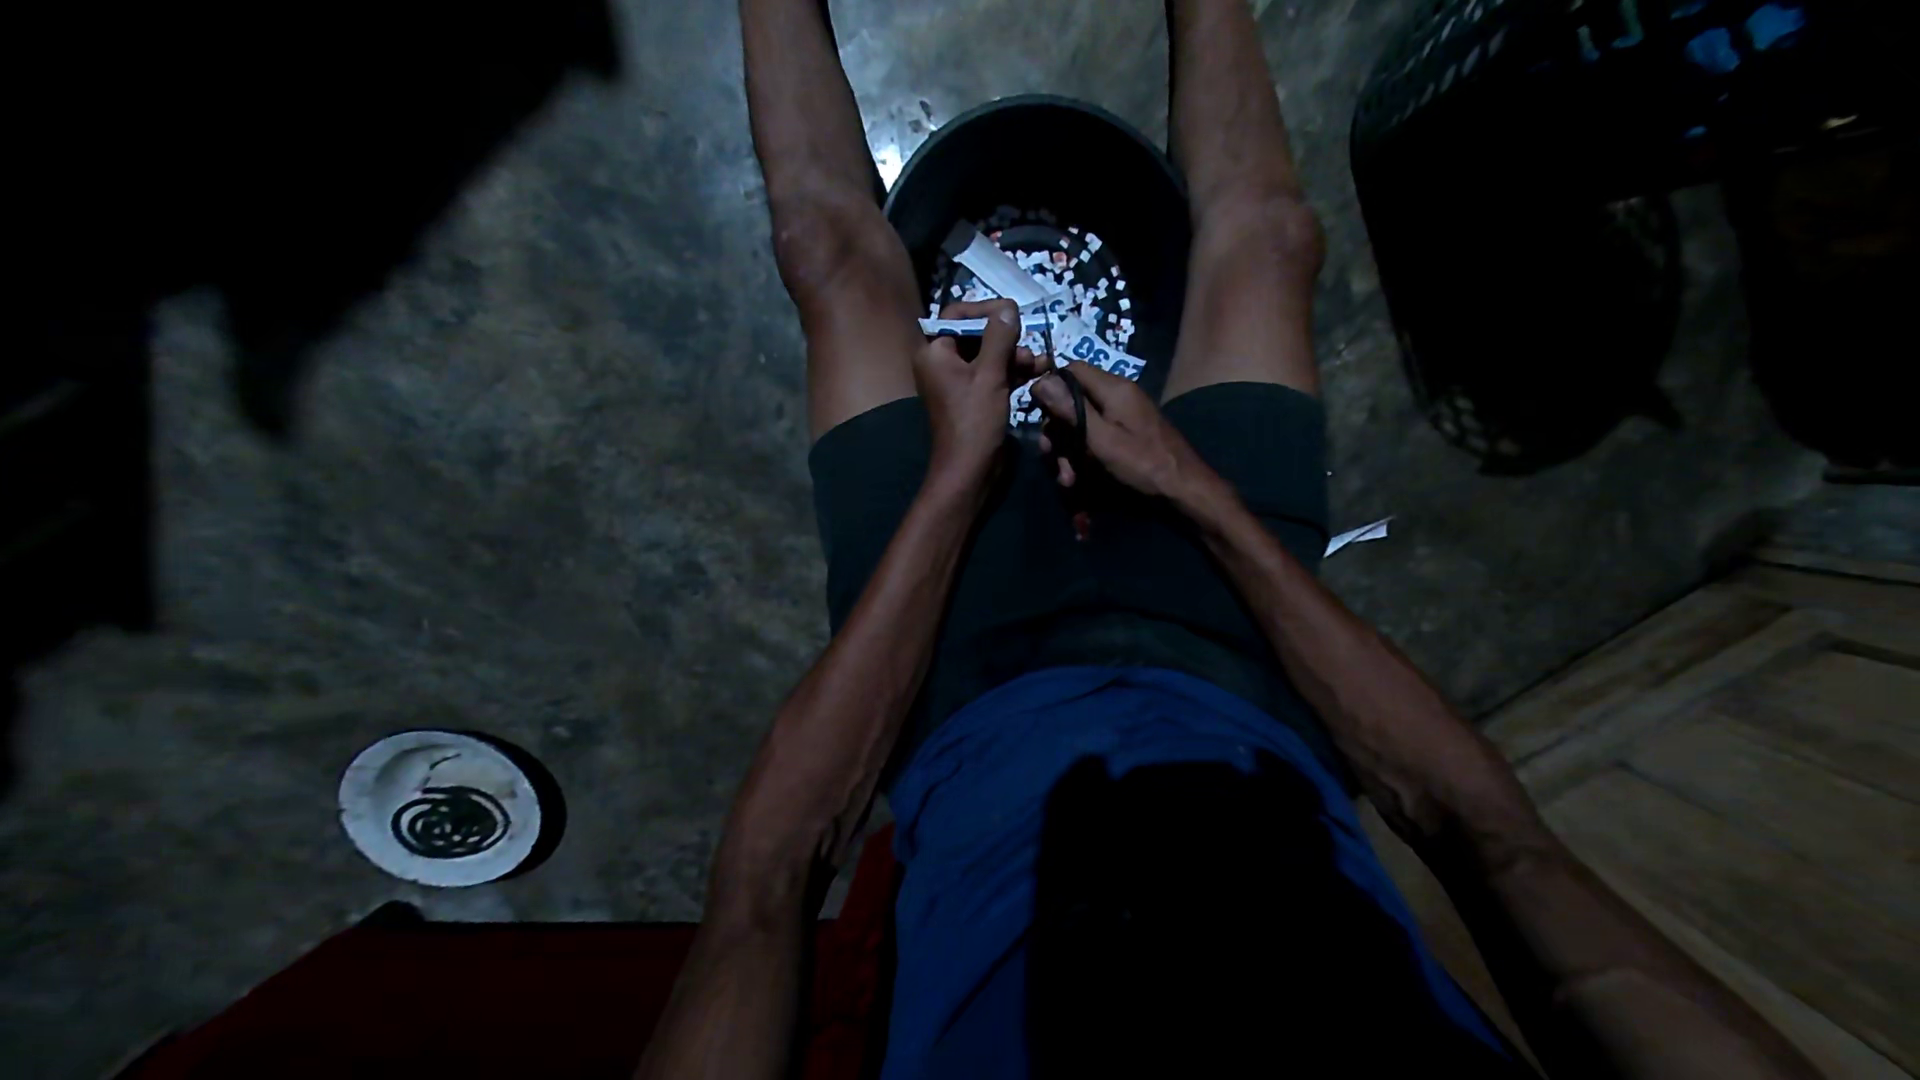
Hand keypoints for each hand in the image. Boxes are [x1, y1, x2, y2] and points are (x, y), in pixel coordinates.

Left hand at [911, 299, 1037, 491]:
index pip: (957, 314)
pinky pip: (993, 374)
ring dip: (1014, 355)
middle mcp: (942, 363)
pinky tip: (1037, 371)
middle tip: (1027, 347)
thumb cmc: (974, 420)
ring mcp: (958, 381)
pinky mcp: (974, 398)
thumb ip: (999, 337)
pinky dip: (1013, 371)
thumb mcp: (989, 374)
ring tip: (1039, 362)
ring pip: (989, 355)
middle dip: (1006, 338)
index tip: (1013, 313)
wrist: (970, 468)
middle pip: (976, 334)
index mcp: (934, 352)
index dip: (986, 310)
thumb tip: (1009, 307)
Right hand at [1030, 362, 1224, 507]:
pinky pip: (1095, 435)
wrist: (1183, 488)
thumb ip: (1071, 410)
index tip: (1037, 414)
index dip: (1050, 387)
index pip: (1072, 369)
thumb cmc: (1142, 463)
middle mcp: (1117, 395)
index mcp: (1113, 388)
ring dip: (1068, 449)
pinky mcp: (1125, 432)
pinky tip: (1078, 479)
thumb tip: (1041, 380)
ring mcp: (1122, 414)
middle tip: (1050, 456)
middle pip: (1073, 400)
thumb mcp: (1101, 439)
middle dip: (1057, 430)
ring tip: (1067, 479)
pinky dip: (1083, 455)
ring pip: (1081, 423)